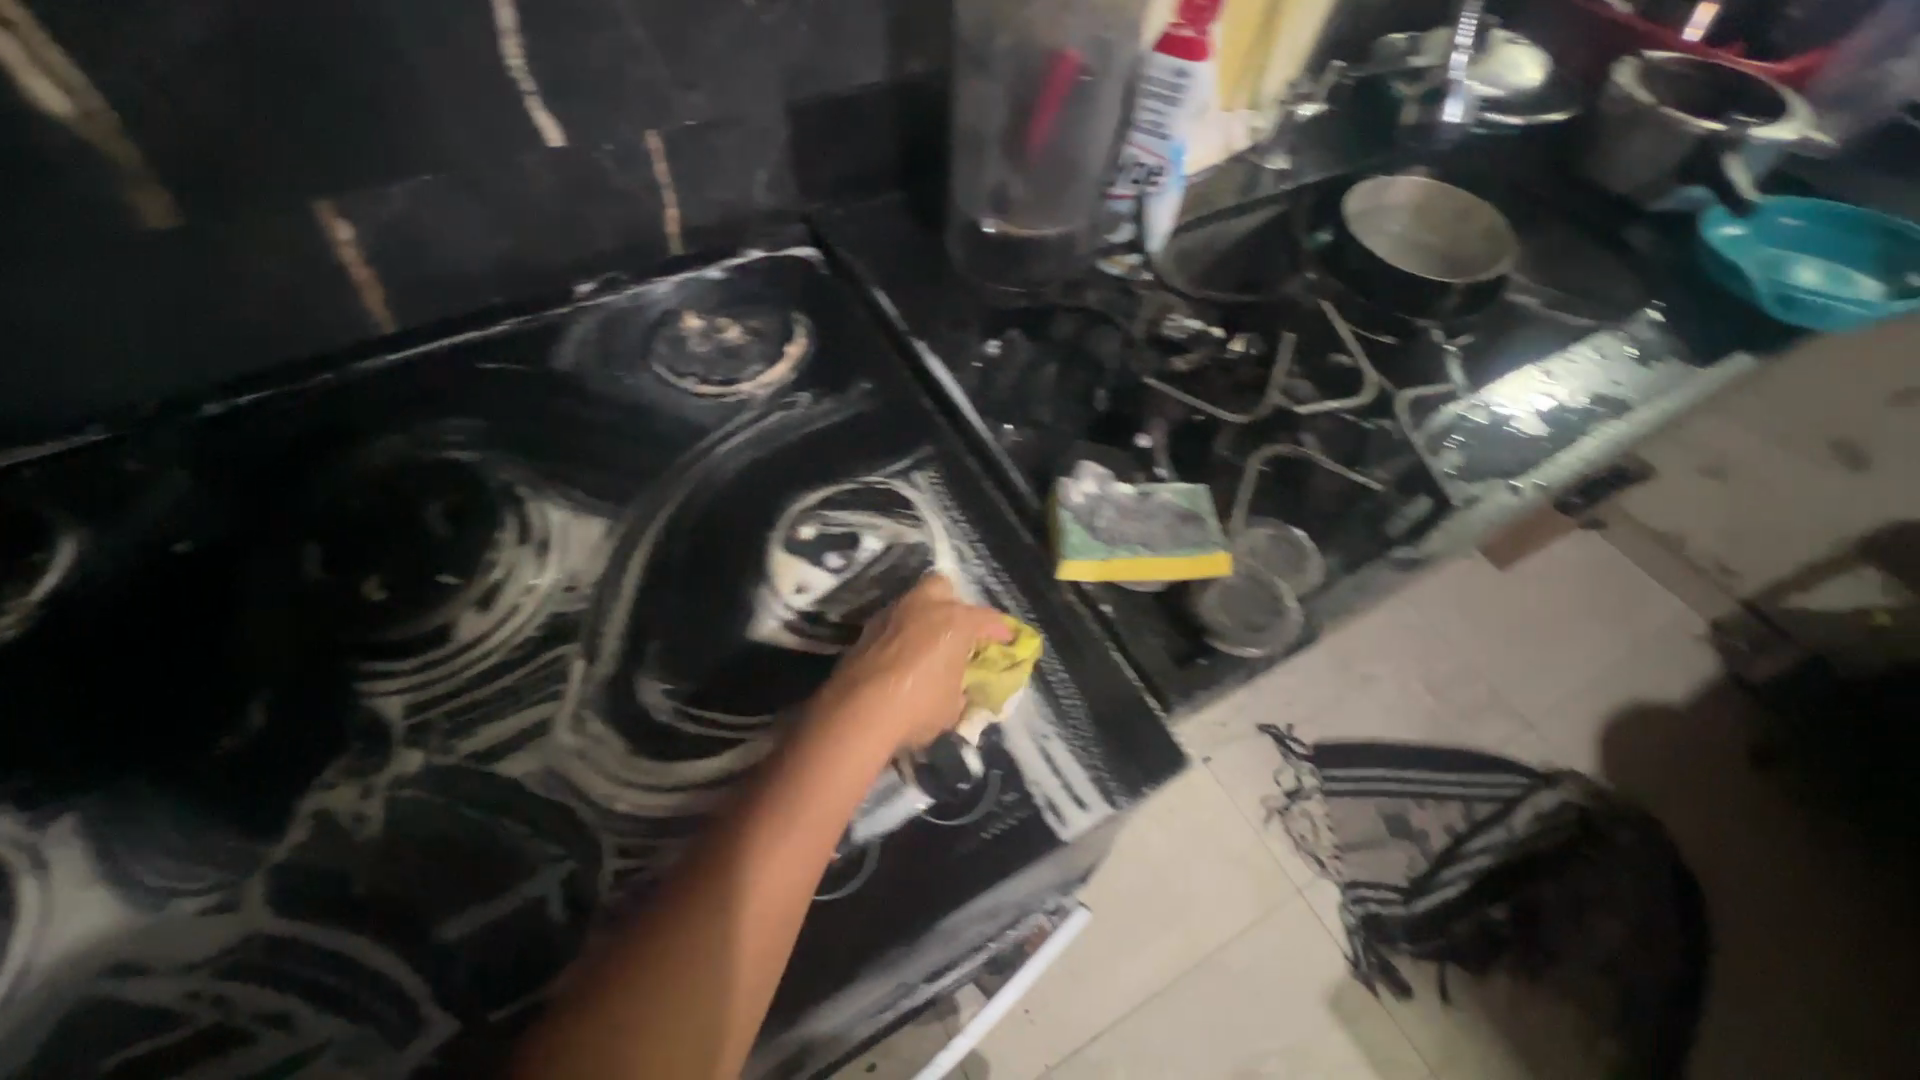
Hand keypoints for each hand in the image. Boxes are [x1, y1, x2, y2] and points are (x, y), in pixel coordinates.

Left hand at [809, 573, 1014, 752]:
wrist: (857, 712)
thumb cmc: (918, 707)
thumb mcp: (953, 706)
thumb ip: (961, 688)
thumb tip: (959, 688)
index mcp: (955, 621)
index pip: (987, 619)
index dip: (1000, 631)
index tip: (1007, 640)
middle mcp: (924, 607)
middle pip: (944, 588)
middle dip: (953, 604)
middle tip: (958, 631)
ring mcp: (891, 614)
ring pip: (913, 602)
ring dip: (924, 618)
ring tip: (928, 646)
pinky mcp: (866, 630)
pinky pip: (893, 624)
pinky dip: (901, 635)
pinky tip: (902, 658)